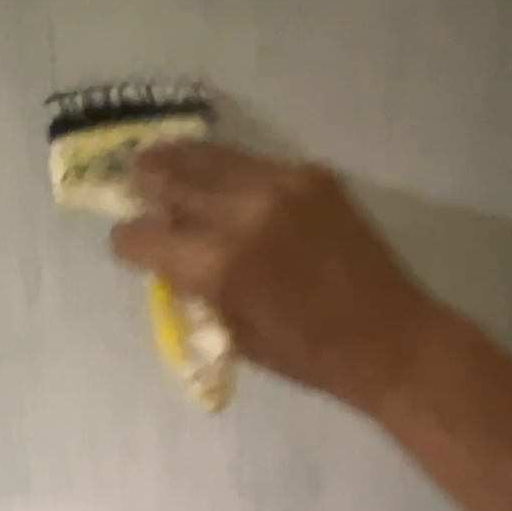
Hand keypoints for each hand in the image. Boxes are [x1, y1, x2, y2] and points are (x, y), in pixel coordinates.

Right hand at [111, 141, 437, 408]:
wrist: (389, 337)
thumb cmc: (307, 355)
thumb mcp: (235, 335)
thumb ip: (199, 290)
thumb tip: (174, 261)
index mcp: (222, 266)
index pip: (148, 238)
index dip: (128, 241)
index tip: (121, 242)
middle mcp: (246, 214)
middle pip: (177, 182)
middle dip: (148, 181)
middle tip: (130, 175)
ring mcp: (283, 187)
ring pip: (214, 159)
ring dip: (181, 159)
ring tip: (157, 155)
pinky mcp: (313, 176)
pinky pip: (255, 163)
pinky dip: (229, 168)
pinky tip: (218, 173)